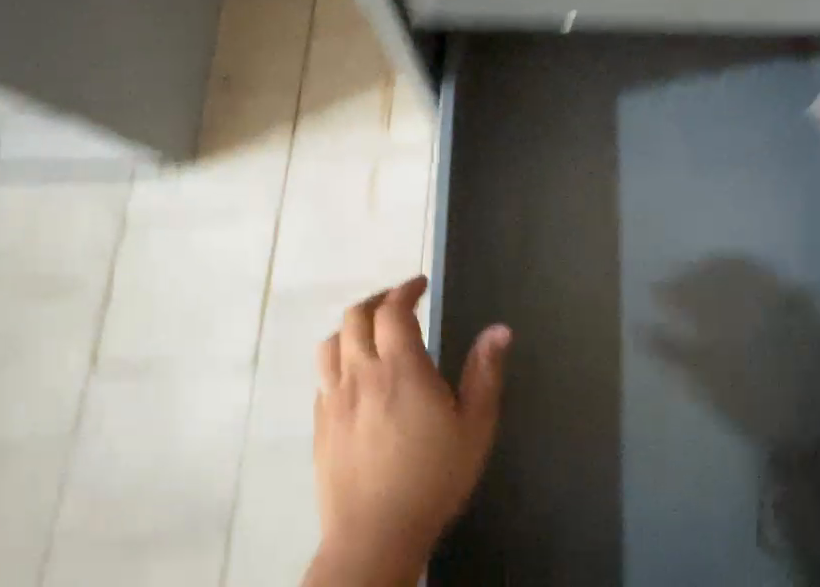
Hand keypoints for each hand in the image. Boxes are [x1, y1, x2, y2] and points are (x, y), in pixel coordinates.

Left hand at [309, 276, 510, 584]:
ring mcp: (334, 401)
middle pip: (355, 318)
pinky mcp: (320, 426)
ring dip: (351, 327)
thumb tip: (499, 329)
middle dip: (377, 300)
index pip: (392, 310)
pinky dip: (338, 360)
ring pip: (331, 344)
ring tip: (371, 331)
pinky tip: (354, 375)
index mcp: (401, 368)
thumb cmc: (434, 478)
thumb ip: (485, 373)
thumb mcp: (475, 425)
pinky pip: (322, 377)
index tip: (420, 285)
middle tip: (398, 301)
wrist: (374, 535)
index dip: (405, 290)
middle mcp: (361, 375)